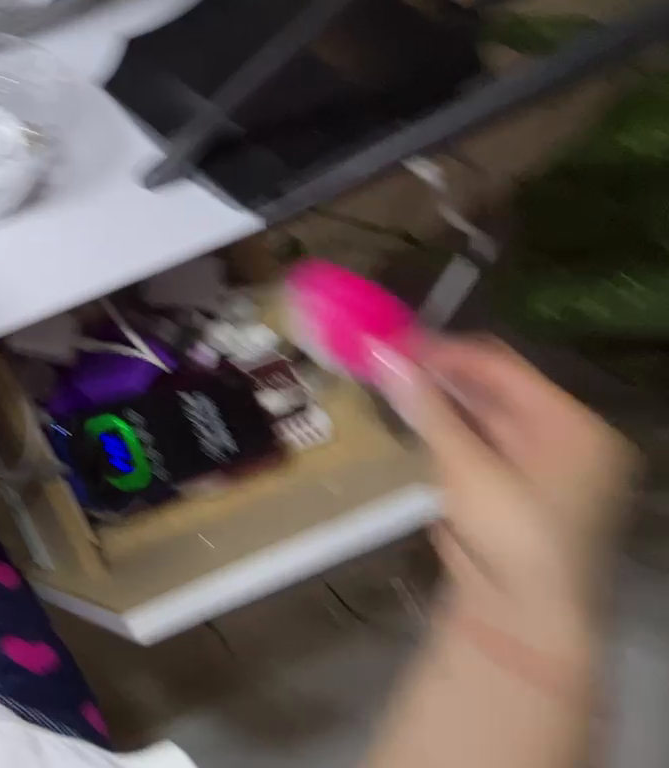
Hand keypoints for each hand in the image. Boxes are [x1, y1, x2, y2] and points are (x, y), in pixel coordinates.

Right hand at [375, 337, 637, 645]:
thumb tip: (381, 352)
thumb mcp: (464, 465)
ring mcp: (542, 457)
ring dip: (433, 393)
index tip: (383, 341)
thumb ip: (424, 405)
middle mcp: (565, 434)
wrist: (525, 606)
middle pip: (491, 383)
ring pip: (479, 406)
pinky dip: (441, 418)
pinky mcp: (515, 476)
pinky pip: (476, 431)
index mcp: (572, 426)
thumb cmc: (510, 531)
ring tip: (381, 380)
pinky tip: (405, 412)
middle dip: (433, 370)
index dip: (440, 349)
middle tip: (375, 359)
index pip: (499, 364)